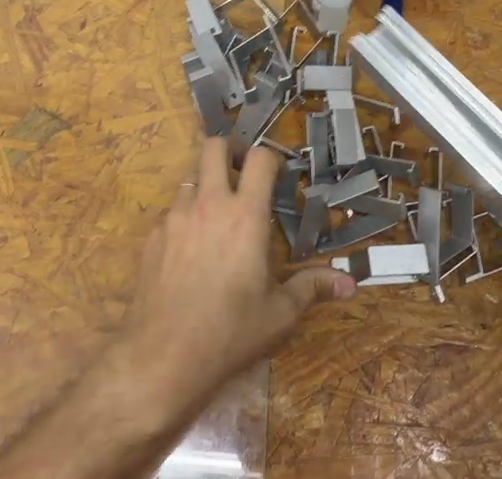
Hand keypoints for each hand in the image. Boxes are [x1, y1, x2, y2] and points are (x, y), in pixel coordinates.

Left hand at [116, 138, 355, 407]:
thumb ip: (312, 288)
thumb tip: (350, 283)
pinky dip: (184, 215)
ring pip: (189, 176)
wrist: (162, 355)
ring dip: (205, 182)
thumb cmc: (229, 332)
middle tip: (242, 172)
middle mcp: (208, 204)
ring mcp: (174, 217)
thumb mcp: (279, 314)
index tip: (278, 174)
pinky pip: (170, 210)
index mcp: (245, 216)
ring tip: (218, 212)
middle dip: (230, 150)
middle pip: (214, 147)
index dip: (271, 158)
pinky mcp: (152, 236)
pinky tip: (191, 247)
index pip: (259, 159)